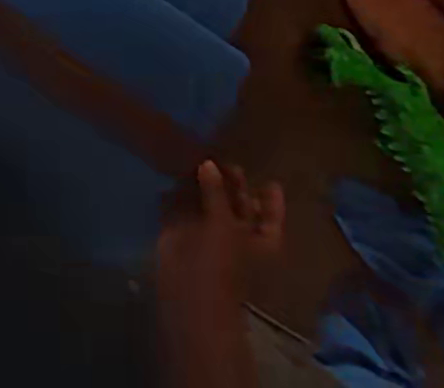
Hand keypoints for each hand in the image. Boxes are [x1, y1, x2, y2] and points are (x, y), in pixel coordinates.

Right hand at [156, 161, 283, 305]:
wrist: (188, 287)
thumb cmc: (220, 260)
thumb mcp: (224, 223)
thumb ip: (217, 192)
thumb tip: (208, 162)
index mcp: (259, 238)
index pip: (270, 216)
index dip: (271, 200)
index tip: (270, 180)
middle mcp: (235, 232)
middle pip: (236, 203)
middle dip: (230, 183)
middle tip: (221, 159)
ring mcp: (206, 230)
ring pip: (206, 201)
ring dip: (200, 183)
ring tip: (193, 157)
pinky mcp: (180, 227)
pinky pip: (180, 204)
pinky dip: (177, 192)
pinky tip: (172, 173)